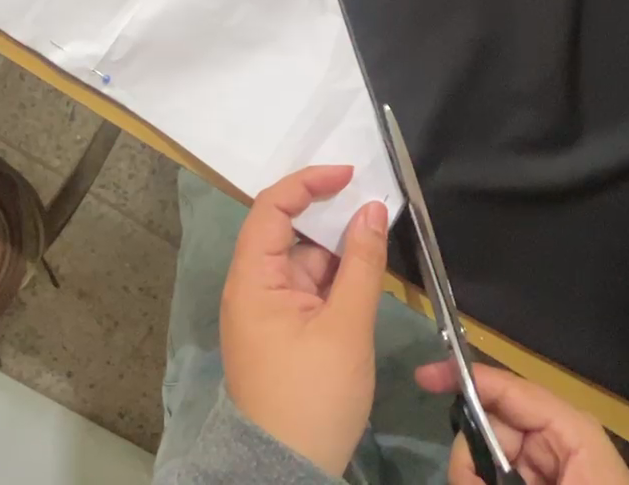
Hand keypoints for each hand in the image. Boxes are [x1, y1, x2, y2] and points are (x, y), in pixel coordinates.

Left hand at [221, 165, 389, 476]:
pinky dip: (337, 270)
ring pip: (303, 256)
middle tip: (370, 194)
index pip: (271, 208)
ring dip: (337, 241)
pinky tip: (365, 260)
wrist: (288, 474)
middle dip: (327, 209)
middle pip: (287, 228)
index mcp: (252, 279)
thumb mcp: (345, 327)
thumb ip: (360, 263)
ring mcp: (269, 307)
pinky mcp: (285, 326)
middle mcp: (254, 285)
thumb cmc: (313, 398)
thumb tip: (371, 208)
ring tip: (376, 222)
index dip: (308, 183)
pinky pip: (310, 283)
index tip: (350, 174)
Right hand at [416, 362, 628, 484]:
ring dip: (476, 480)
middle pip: (489, 429)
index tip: (423, 378)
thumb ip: (499, 473)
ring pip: (485, 464)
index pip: (509, 390)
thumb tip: (464, 469)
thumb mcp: (571, 480)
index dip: (465, 378)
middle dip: (471, 462)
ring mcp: (543, 473)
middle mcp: (554, 444)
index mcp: (569, 431)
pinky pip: (494, 480)